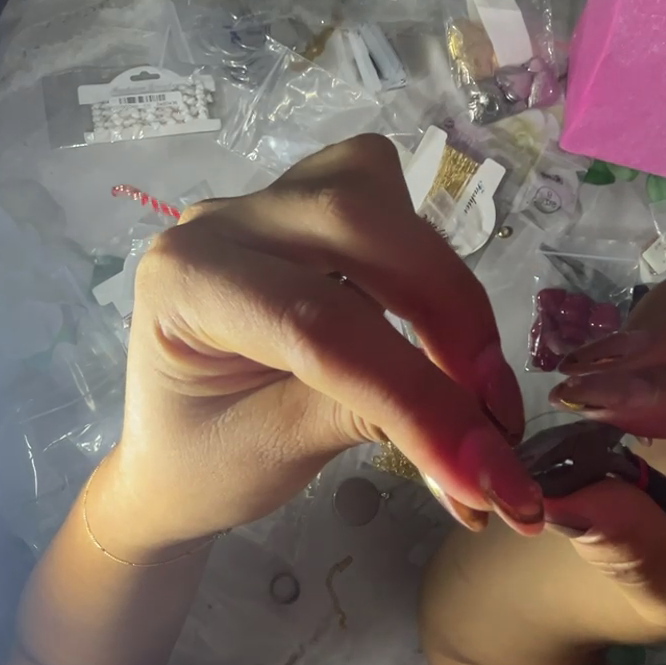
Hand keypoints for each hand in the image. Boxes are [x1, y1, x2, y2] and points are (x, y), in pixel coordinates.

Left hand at [96, 135, 541, 562]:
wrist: (170, 452)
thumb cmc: (201, 462)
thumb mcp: (273, 452)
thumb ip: (366, 420)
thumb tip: (484, 442)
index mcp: (182, 284)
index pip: (314, 325)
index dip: (413, 395)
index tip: (485, 472)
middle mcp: (216, 225)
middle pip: (351, 219)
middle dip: (445, 310)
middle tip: (494, 410)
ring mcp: (257, 208)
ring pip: (371, 191)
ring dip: (437, 280)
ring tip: (466, 375)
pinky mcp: (296, 211)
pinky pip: (377, 200)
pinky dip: (420, 262)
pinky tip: (429, 328)